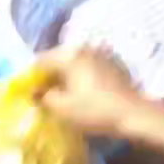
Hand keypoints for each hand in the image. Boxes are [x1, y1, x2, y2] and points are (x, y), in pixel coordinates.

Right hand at [37, 47, 163, 141]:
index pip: (41, 61)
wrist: (135, 115)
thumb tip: (35, 92)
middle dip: (49, 75)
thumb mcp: (63, 109)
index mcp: (69, 55)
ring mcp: (101, 53)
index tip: (28, 91)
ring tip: (62, 93)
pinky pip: (89, 66)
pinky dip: (82, 75)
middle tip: (43, 93)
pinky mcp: (114, 63)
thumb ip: (44, 98)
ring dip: (66, 75)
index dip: (32, 76)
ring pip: (74, 62)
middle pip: (58, 59)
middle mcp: (84, 48)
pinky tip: (83, 90)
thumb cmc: (95, 111)